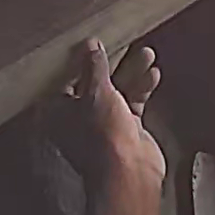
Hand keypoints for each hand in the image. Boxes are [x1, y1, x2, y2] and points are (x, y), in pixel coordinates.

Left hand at [58, 39, 164, 192]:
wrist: (129, 173)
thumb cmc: (103, 134)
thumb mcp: (97, 92)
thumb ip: (95, 67)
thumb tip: (91, 45)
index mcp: (60, 110)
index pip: (66, 78)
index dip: (79, 60)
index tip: (92, 40)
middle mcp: (79, 117)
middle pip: (94, 82)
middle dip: (110, 63)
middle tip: (123, 41)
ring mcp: (104, 123)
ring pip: (117, 90)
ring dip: (132, 72)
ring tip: (147, 53)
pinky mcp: (126, 129)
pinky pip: (133, 102)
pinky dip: (143, 88)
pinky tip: (154, 73)